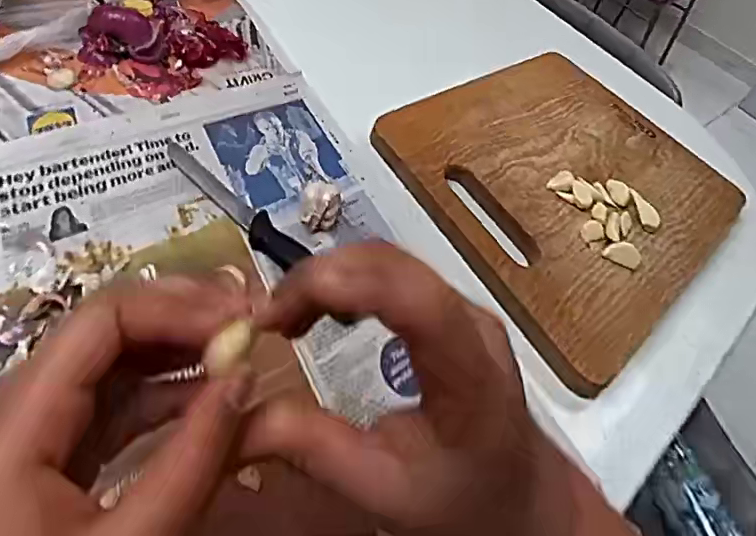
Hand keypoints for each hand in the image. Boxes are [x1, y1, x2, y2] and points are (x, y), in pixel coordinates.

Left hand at [0, 276, 254, 535]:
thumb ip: (188, 465)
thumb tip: (244, 377)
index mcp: (13, 420)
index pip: (101, 320)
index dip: (176, 307)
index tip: (241, 320)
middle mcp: (9, 407)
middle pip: (101, 331)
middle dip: (178, 317)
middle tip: (247, 318)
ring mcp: (21, 433)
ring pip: (103, 365)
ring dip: (171, 351)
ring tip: (234, 347)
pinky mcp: (35, 461)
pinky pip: (98, 408)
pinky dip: (152, 396)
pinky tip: (200, 396)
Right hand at [242, 243, 626, 535]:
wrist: (520, 495)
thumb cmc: (460, 499)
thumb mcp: (384, 490)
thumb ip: (312, 449)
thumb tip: (234, 420)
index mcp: (470, 373)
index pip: (415, 300)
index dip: (340, 284)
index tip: (278, 313)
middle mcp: (470, 322)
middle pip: (389, 265)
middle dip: (319, 277)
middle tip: (270, 315)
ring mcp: (461, 303)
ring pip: (384, 257)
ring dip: (326, 273)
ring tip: (287, 313)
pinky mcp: (444, 300)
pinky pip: (386, 267)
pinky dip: (342, 277)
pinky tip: (320, 307)